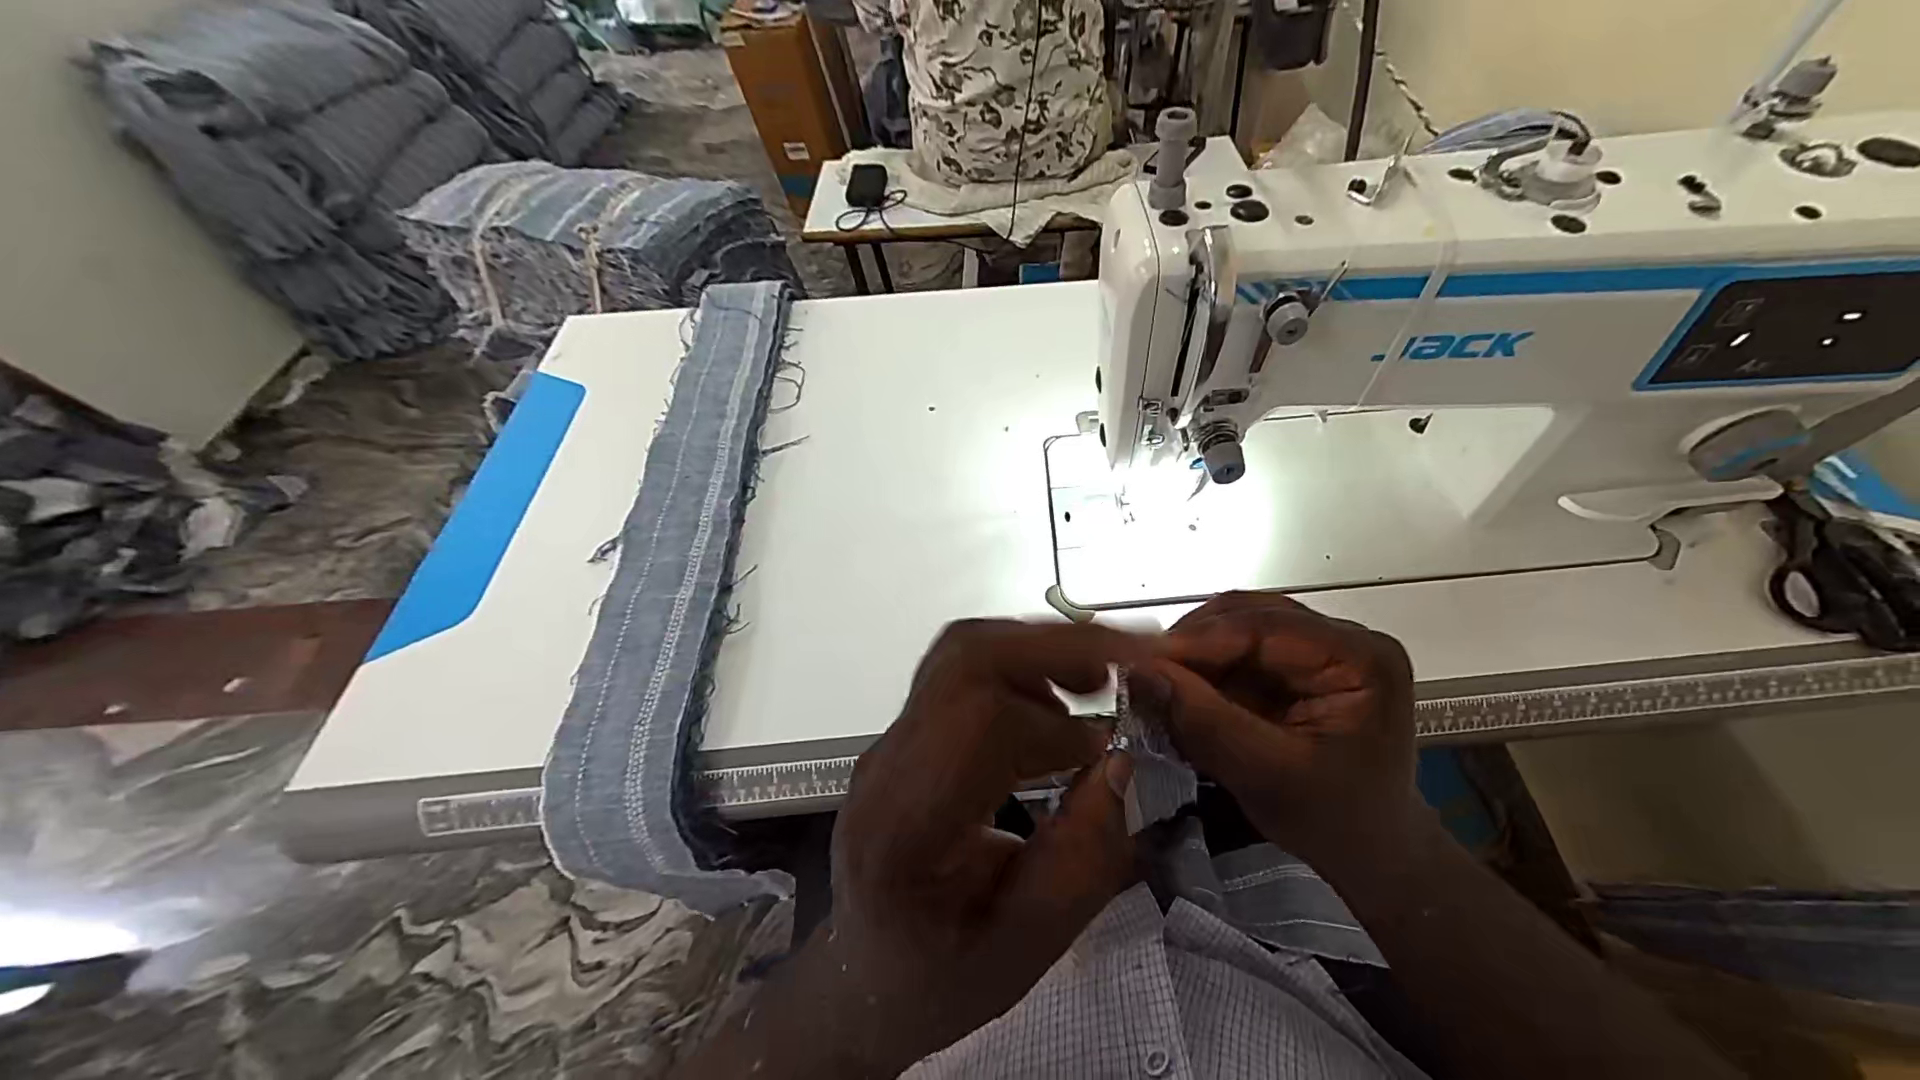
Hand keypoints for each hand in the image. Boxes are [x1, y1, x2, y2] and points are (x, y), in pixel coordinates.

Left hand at [798, 620, 1151, 1074]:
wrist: (866, 974)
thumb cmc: (939, 978)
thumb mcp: (1023, 949)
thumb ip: (1080, 861)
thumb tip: (1121, 764)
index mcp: (905, 825)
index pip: (977, 725)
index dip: (1056, 723)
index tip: (1107, 748)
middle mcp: (888, 763)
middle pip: (965, 662)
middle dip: (1053, 649)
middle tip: (1124, 666)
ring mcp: (891, 740)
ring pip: (961, 653)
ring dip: (1038, 648)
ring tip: (1099, 678)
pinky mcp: (907, 733)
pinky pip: (962, 673)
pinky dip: (1020, 665)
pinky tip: (1058, 700)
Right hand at [1147, 592, 1419, 867]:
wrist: (1372, 857)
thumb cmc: (1340, 825)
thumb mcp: (1269, 776)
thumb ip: (1206, 722)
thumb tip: (1142, 674)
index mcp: (1361, 659)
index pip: (1262, 627)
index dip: (1195, 641)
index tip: (1140, 662)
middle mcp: (1341, 640)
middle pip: (1244, 618)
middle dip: (1188, 646)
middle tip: (1142, 674)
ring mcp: (1316, 651)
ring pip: (1232, 630)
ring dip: (1189, 657)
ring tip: (1155, 686)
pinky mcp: (1291, 668)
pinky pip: (1232, 653)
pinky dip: (1199, 672)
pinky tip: (1176, 694)